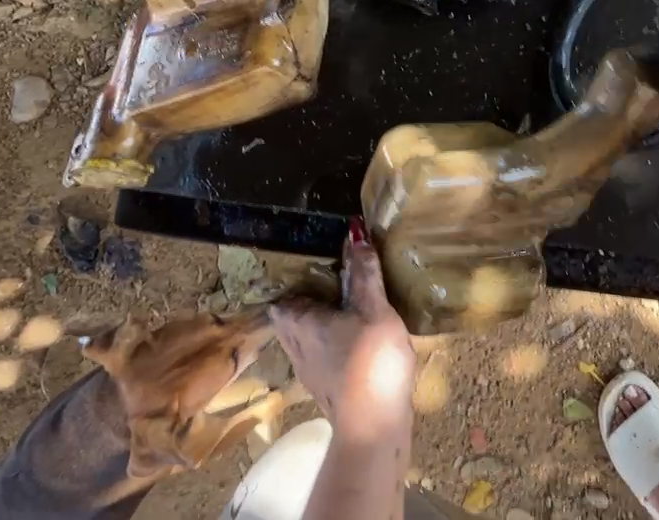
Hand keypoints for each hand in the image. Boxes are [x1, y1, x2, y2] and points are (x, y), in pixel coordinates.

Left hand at [271, 222, 415, 440]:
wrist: (374, 425)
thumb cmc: (370, 359)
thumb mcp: (373, 307)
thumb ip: (364, 272)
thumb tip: (354, 232)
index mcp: (300, 322)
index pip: (284, 297)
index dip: (296, 281)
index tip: (317, 267)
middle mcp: (296, 347)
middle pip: (292, 318)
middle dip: (308, 301)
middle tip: (335, 282)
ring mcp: (309, 372)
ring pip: (305, 340)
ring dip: (320, 324)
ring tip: (346, 308)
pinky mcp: (326, 389)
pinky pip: (321, 357)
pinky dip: (332, 344)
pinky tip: (355, 341)